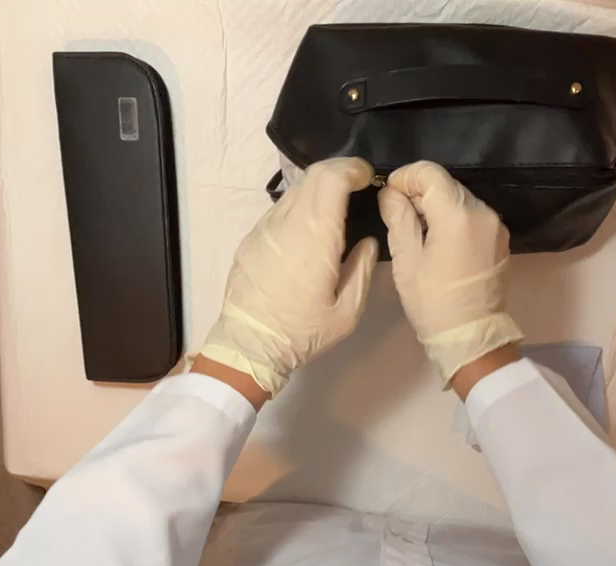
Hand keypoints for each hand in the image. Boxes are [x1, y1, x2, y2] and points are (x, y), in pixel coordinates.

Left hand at [194, 158, 380, 397]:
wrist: (249, 345)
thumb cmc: (301, 333)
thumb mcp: (346, 313)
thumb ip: (362, 269)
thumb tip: (366, 242)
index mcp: (315, 237)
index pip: (332, 177)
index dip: (353, 169)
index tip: (367, 179)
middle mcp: (287, 223)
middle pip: (313, 175)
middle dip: (339, 173)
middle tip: (356, 188)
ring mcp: (264, 228)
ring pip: (294, 190)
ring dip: (318, 191)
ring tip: (334, 210)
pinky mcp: (252, 239)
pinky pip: (279, 210)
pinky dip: (299, 208)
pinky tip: (307, 232)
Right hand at [377, 161, 522, 383]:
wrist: (470, 336)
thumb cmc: (433, 303)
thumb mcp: (407, 261)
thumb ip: (398, 218)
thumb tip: (391, 193)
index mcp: (458, 215)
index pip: (429, 173)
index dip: (405, 177)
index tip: (389, 193)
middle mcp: (483, 212)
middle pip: (446, 185)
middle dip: (420, 193)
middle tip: (398, 214)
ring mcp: (495, 226)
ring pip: (460, 200)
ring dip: (436, 208)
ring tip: (418, 232)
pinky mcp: (499, 240)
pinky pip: (472, 218)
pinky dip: (453, 221)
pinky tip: (439, 243)